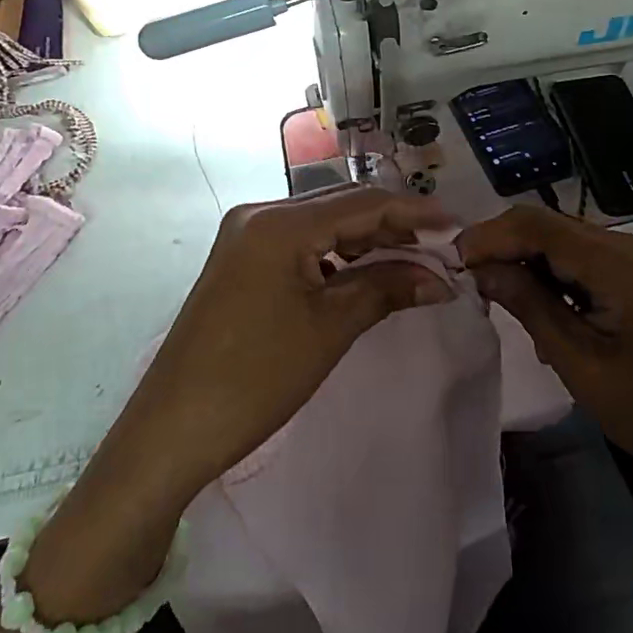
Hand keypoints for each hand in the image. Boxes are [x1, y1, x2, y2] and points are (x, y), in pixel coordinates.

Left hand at [108, 186, 456, 509]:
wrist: (174, 428)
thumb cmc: (256, 378)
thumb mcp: (330, 328)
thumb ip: (387, 289)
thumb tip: (441, 279)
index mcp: (279, 223)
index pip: (363, 203)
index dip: (415, 214)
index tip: (458, 226)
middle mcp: (259, 215)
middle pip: (342, 207)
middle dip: (394, 226)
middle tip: (442, 248)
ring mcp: (245, 237)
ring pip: (322, 225)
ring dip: (367, 241)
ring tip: (413, 262)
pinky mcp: (242, 261)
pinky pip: (302, 244)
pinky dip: (337, 256)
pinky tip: (365, 271)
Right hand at [455, 205, 632, 485]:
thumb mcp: (577, 361)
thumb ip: (527, 304)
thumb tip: (479, 267)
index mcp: (625, 264)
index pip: (541, 226)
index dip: (491, 236)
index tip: (453, 262)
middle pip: (552, 227)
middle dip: (506, 249)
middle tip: (471, 284)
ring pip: (564, 241)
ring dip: (528, 264)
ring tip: (505, 305)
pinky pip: (583, 259)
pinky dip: (554, 276)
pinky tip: (544, 312)